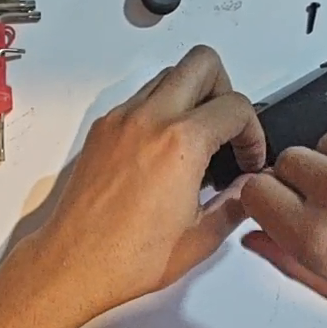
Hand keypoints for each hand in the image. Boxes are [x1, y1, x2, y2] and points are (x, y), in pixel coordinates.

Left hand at [0, 46, 267, 327]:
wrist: (73, 264)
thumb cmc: (125, 257)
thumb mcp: (200, 238)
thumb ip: (235, 204)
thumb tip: (247, 189)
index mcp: (180, 143)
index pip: (235, 106)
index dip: (253, 132)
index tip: (248, 157)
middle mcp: (148, 120)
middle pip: (202, 63)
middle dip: (226, 90)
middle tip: (227, 128)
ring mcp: (121, 120)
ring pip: (168, 75)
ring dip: (191, 96)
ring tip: (197, 140)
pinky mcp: (102, 130)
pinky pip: (140, 99)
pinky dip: (160, 110)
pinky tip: (165, 151)